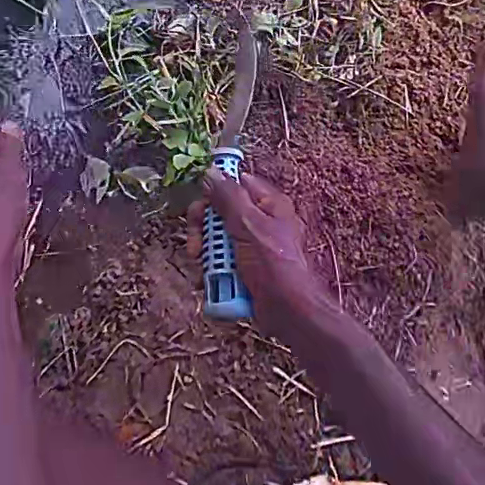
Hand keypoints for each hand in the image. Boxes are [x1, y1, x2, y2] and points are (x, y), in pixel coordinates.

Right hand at [188, 168, 330, 323]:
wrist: (288, 312)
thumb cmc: (274, 266)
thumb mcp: (248, 226)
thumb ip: (228, 197)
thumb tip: (211, 172)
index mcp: (269, 204)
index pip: (236, 184)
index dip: (214, 193)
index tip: (200, 208)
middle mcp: (262, 222)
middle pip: (221, 213)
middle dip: (204, 230)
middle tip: (197, 246)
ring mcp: (253, 247)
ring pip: (218, 240)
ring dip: (206, 254)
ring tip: (204, 268)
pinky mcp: (246, 268)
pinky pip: (222, 262)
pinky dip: (213, 271)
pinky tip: (209, 281)